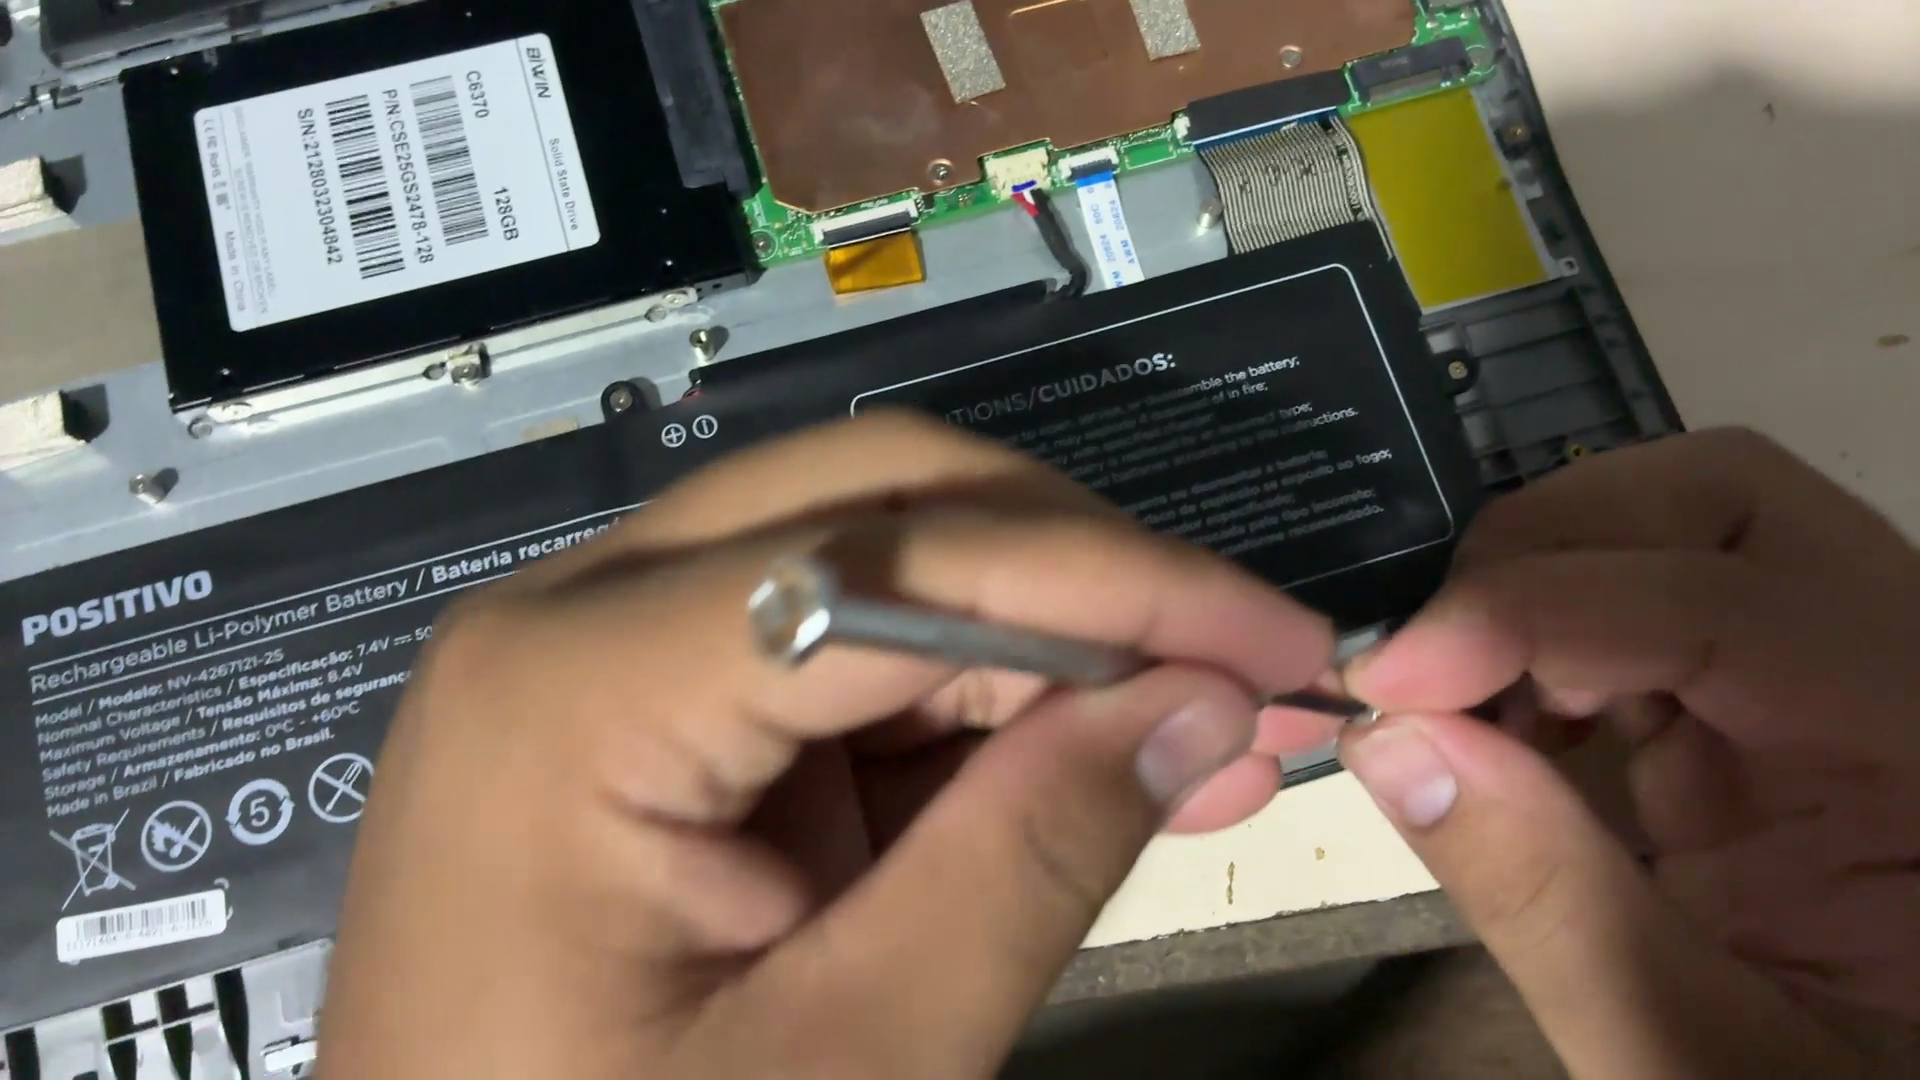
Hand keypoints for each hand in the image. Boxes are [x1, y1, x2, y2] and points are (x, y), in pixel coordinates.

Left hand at [318, 413, 1338, 1078]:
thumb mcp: (849, 1067)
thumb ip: (1031, 858)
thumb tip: (1205, 705)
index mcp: (577, 690)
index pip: (887, 559)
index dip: (1105, 580)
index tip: (1270, 636)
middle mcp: (588, 614)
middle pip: (880, 500)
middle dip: (1078, 569)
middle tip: (1229, 655)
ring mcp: (627, 641)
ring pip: (887, 557)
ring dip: (1052, 631)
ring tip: (1196, 716)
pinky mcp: (679, 692)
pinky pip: (861, 644)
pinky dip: (988, 687)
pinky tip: (1088, 743)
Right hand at [1340, 429, 1919, 1075]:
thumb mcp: (1700, 1065)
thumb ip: (1546, 901)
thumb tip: (1384, 739)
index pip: (1735, 601)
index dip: (1532, 611)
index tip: (1386, 679)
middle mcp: (1905, 687)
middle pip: (1720, 502)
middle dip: (1536, 549)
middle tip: (1426, 649)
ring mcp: (1819, 686)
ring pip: (1660, 529)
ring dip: (1517, 587)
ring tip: (1448, 696)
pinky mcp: (1742, 707)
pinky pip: (1616, 604)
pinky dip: (1518, 632)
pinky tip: (1483, 717)